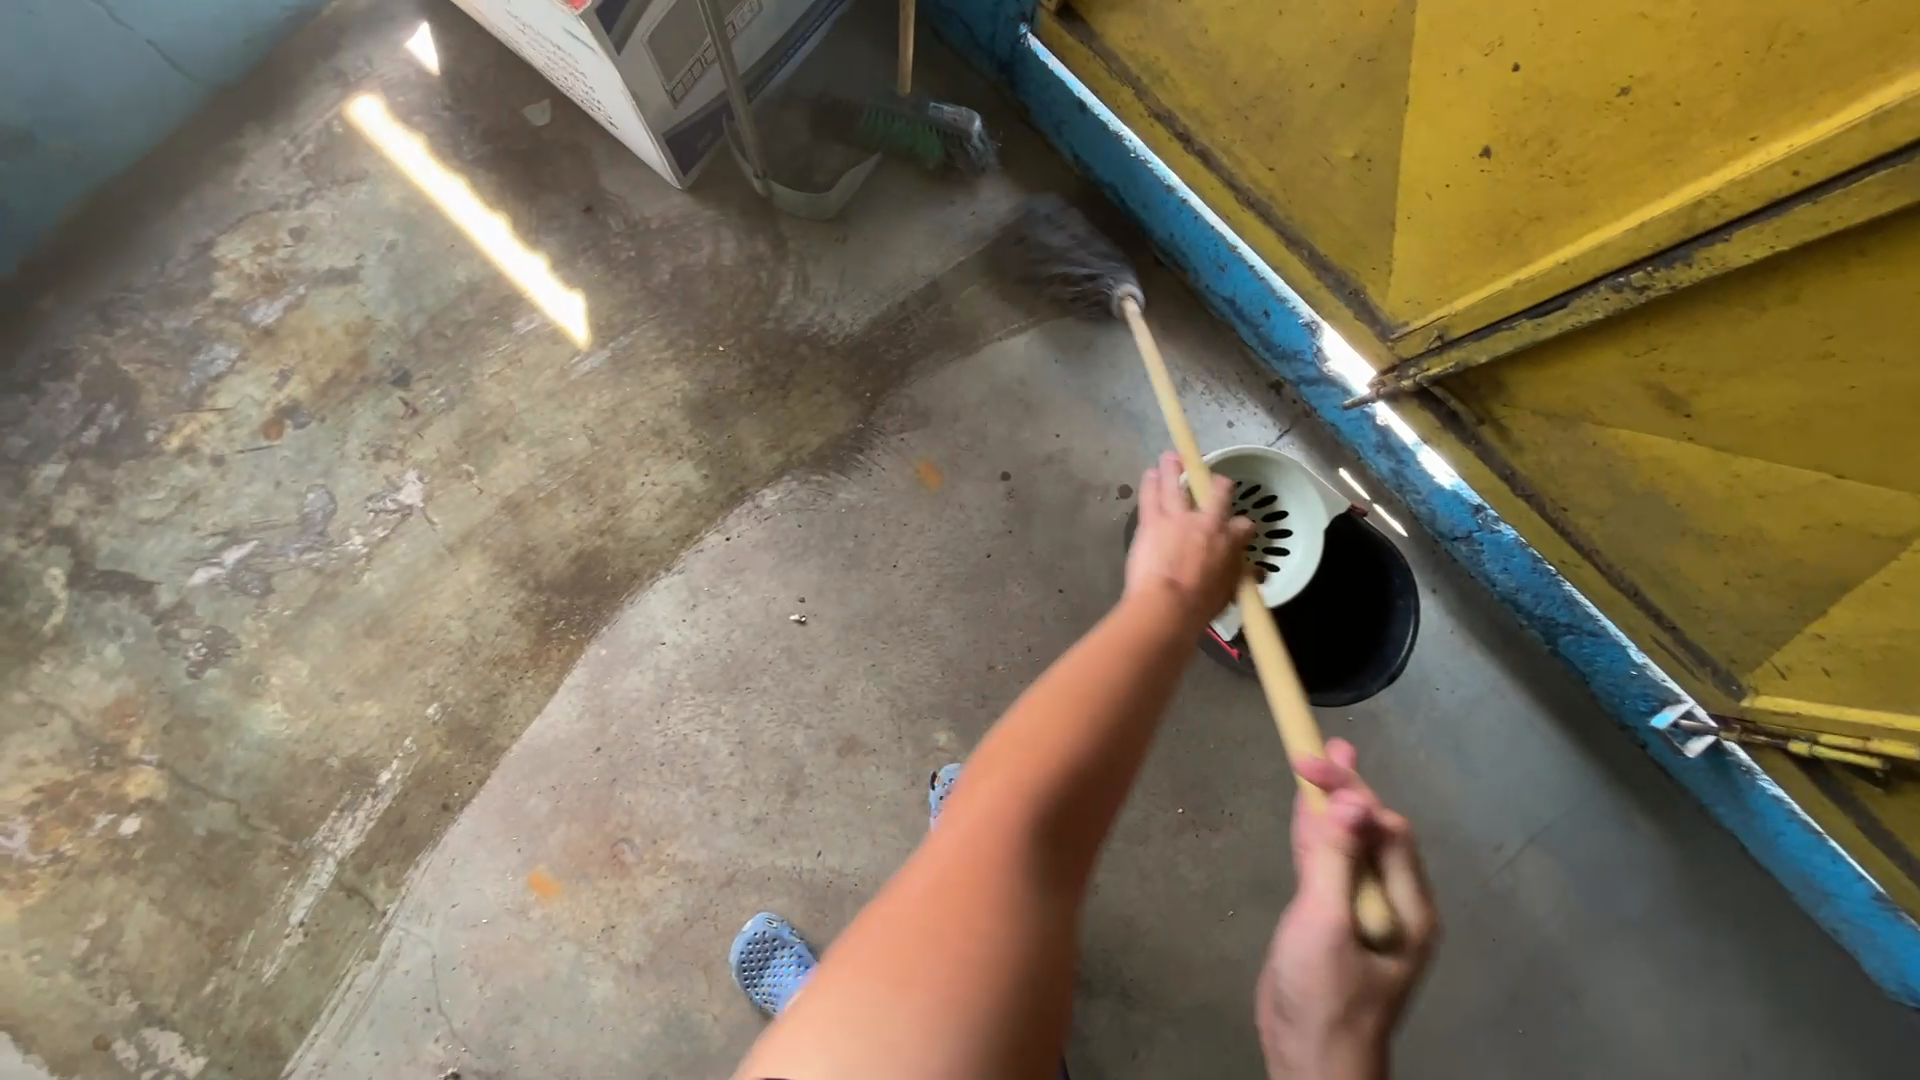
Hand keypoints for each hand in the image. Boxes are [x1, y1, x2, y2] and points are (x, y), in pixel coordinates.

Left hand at [1124, 451, 1254, 627]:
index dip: (1241, 525)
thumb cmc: (1200, 605)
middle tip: (1212, 480)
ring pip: (1177, 485)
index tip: (1238, 526)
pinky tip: (1149, 473)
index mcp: (1230, 541)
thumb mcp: (1230, 592)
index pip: (1243, 526)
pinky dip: (1150, 482)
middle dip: (1216, 484)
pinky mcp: (1153, 520)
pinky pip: (1152, 494)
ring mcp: (1179, 517)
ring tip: (1171, 457)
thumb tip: (1255, 573)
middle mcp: (1208, 522)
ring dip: (1174, 468)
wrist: (1168, 605)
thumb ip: (1240, 576)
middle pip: (1216, 493)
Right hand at [1257, 739, 1436, 1079]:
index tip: (1309, 762)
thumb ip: (1335, 861)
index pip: (1385, 828)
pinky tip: (1306, 813)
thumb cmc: (1326, 997)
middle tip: (1321, 745)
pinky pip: (1328, 864)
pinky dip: (1315, 833)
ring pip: (1348, 844)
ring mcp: (1361, 912)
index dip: (1351, 789)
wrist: (1310, 1062)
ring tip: (1320, 761)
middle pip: (1371, 830)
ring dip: (1331, 804)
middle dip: (1346, 787)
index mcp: (1407, 905)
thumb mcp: (1326, 926)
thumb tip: (1347, 799)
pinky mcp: (1332, 921)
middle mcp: (1392, 903)